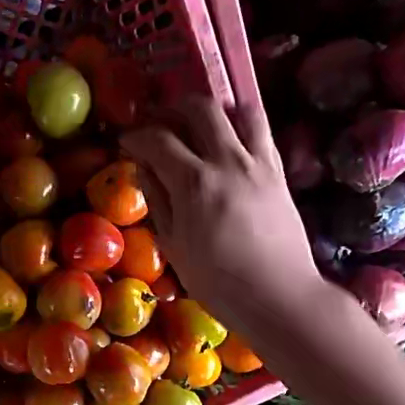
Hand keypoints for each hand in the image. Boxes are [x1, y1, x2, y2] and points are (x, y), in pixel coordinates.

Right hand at [122, 91, 322, 334]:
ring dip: (213, 109)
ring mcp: (258, 163)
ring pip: (237, 111)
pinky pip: (261, 131)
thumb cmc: (218, 281)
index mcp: (194, 183)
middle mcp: (227, 161)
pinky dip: (241, 124)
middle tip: (158, 122)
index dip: (136, 136)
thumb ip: (157, 200)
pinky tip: (228, 140)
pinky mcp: (279, 171)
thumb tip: (143, 168)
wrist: (279, 296)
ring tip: (197, 124)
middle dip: (172, 108)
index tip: (126, 141)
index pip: (157, 140)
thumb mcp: (174, 246)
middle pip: (199, 108)